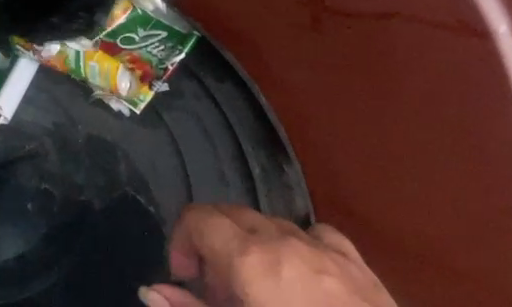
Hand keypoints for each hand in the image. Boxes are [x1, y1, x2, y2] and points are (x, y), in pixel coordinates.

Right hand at [140, 204, 397, 306]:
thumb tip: (151, 290)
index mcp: (251, 258)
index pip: (198, 218)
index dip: (180, 242)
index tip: (183, 280)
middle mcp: (284, 239)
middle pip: (231, 215)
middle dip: (212, 246)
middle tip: (216, 295)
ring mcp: (326, 249)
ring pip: (271, 224)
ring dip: (251, 247)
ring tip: (255, 294)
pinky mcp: (360, 266)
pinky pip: (317, 235)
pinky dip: (297, 247)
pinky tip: (301, 279)